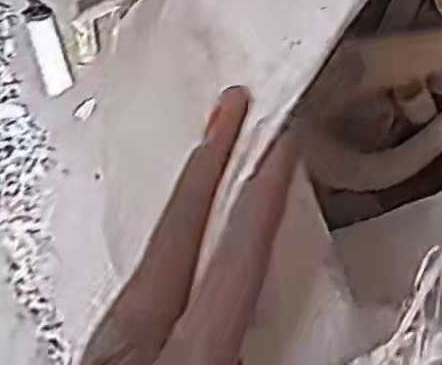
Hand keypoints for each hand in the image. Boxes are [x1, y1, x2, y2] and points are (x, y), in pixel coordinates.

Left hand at [83, 87, 295, 364]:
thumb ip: (276, 345)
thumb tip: (342, 332)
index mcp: (186, 361)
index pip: (236, 258)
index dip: (264, 191)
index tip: (285, 136)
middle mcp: (133, 353)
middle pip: (173, 239)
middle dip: (206, 163)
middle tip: (231, 102)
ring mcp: (99, 362)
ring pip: (144, 264)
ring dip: (181, 204)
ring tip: (207, 156)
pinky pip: (130, 298)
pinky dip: (161, 253)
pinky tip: (174, 247)